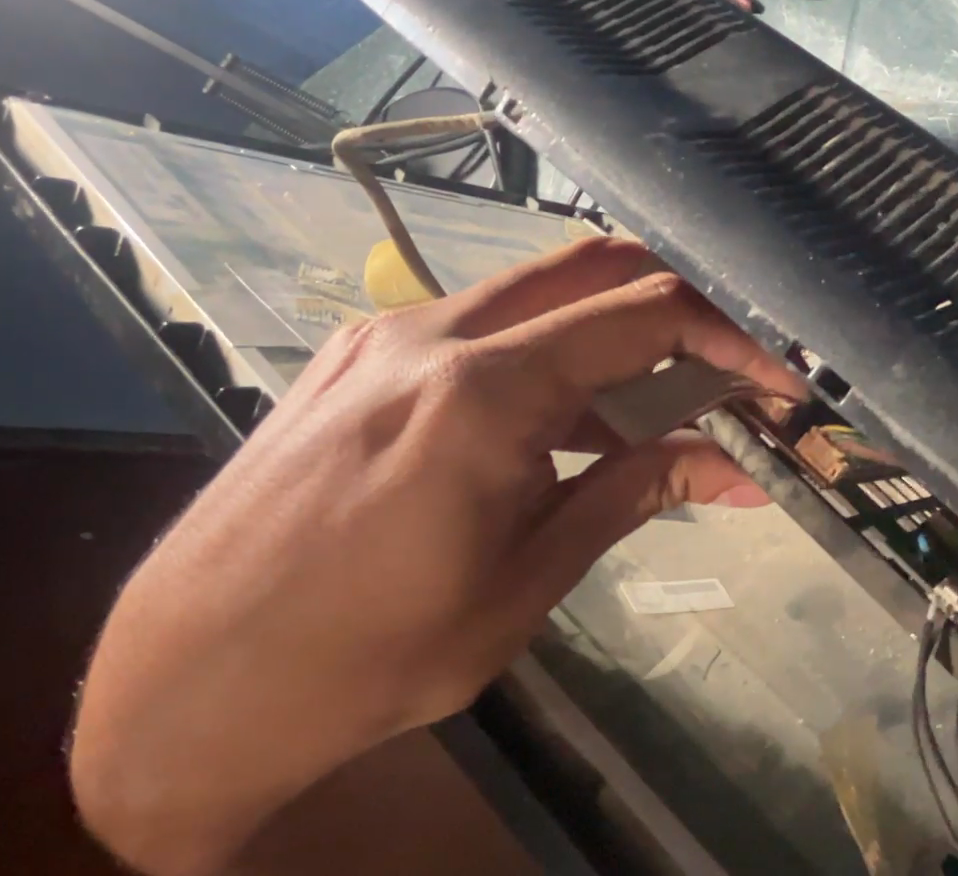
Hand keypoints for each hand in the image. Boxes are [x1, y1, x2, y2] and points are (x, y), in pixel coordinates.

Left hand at [70, 237, 801, 875]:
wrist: (178, 692)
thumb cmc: (372, 656)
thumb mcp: (529, 580)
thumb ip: (638, 493)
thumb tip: (744, 471)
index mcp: (485, 393)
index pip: (646, 317)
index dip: (732, 340)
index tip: (779, 382)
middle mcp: (435, 334)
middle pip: (597, 265)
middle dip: (682, 303)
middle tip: (731, 364)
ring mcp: (388, 336)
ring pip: (541, 287)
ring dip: (617, 331)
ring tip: (657, 409)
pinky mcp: (358, 356)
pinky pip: (486, 322)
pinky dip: (553, 350)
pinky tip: (566, 421)